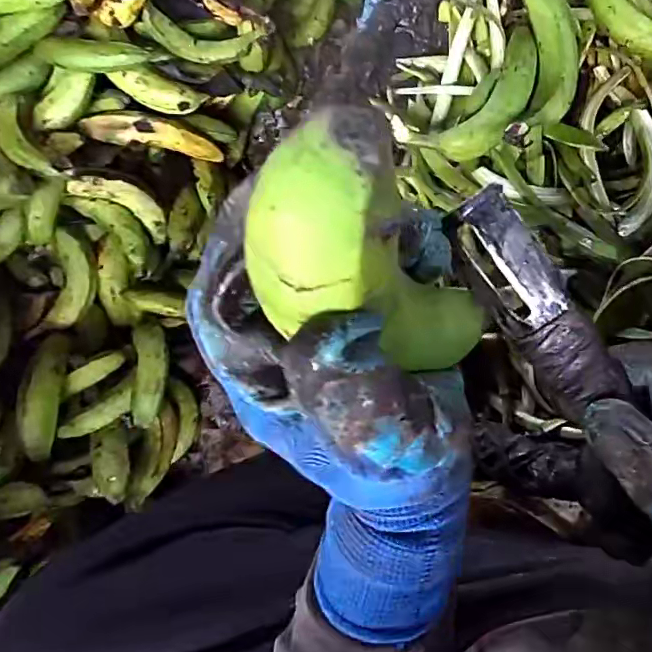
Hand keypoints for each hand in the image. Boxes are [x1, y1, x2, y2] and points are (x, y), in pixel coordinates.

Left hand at [188, 177, 468, 645]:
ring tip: (402, 224)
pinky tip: (429, 250)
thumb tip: (343, 323)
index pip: (220, 299)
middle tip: (332, 170)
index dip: (228, 245)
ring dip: (365, 225)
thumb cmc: (391, 472)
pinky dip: (404, 245)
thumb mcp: (373, 447)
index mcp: (261, 369)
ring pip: (332, 253)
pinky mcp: (378, 309)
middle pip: (272, 260)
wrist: (431, 480)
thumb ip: (349, 395)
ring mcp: (335, 318)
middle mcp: (289, 334)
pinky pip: (382, 262)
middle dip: (297, 212)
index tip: (255, 197)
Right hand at [586, 344, 651, 651]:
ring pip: (650, 444)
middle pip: (638, 408)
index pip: (639, 365)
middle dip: (608, 458)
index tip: (574, 442)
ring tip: (624, 543)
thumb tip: (596, 410)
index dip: (600, 390)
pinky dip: (649, 504)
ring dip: (624, 488)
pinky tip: (650, 545)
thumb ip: (646, 458)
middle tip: (603, 520)